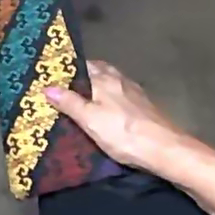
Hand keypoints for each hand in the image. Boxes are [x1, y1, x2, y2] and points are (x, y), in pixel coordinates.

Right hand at [46, 61, 214, 185]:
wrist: (166, 150)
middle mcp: (120, 80)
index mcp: (104, 78)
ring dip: (99, 86)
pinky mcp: (145, 108)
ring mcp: (135, 93)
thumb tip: (47, 87)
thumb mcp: (89, 119)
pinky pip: (121, 96)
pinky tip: (108, 111)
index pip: (83, 64)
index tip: (53, 74)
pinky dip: (111, 98)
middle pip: (99, 71)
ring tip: (84, 98)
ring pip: (112, 83)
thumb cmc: (123, 132)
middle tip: (67, 86)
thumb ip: (69, 102)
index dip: (68, 68)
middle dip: (84, 75)